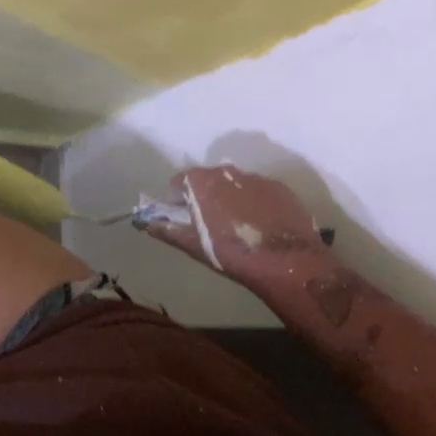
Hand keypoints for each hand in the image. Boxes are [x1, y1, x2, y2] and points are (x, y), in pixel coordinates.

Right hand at [144, 165, 329, 290]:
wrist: (288, 264)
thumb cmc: (232, 253)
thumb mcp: (194, 245)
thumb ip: (168, 230)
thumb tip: (147, 224)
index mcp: (201, 180)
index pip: (180, 182)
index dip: (178, 200)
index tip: (185, 219)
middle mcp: (227, 171)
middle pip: (208, 180)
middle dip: (206, 197)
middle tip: (212, 225)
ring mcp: (257, 178)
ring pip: (236, 185)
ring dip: (232, 199)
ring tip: (240, 227)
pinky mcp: (282, 189)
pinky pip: (261, 192)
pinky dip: (258, 204)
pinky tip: (263, 227)